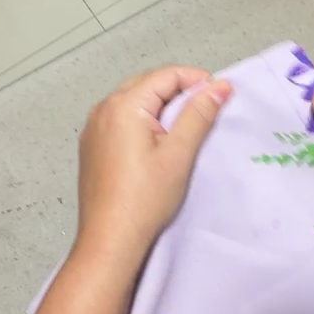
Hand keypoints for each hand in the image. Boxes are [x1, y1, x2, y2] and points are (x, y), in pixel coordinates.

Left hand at [76, 67, 233, 258]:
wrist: (110, 238)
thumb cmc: (144, 199)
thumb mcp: (179, 153)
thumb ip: (199, 114)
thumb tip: (219, 87)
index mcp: (123, 105)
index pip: (165, 75)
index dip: (195, 80)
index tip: (219, 96)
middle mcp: (103, 109)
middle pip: (149, 84)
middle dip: (179, 92)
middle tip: (206, 111)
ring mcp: (94, 128)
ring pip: (135, 101)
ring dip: (162, 107)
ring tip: (185, 129)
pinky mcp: (93, 145)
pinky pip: (122, 119)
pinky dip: (144, 121)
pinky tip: (159, 143)